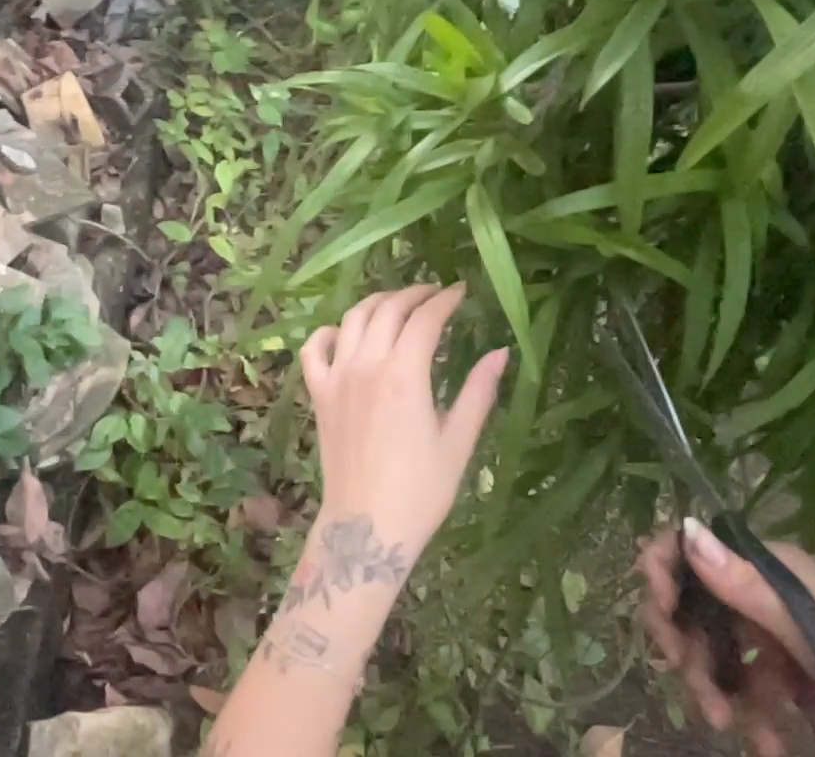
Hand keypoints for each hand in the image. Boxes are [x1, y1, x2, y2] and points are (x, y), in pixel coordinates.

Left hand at [299, 283, 507, 547]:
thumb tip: (501, 351)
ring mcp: (336, 377)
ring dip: (376, 304)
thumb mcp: (458, 441)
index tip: (461, 291)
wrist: (367, 524)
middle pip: (387, 310)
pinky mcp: (318, 394)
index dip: (445, 300)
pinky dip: (328, 332)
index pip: (425, 319)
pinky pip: (314, 350)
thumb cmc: (421, 489)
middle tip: (434, 293)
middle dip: (413, 294)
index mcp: (404, 374)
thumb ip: (478, 391)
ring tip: (396, 304)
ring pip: (351, 320)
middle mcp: (366, 365)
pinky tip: (343, 333)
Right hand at [639, 520, 814, 756]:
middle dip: (686, 642)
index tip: (661, 610)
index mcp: (776, 570)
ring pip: (712, 648)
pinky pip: (741, 687)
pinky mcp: (788, 681)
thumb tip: (684, 527)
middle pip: (695, 601)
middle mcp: (769, 594)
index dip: (666, 569)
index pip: (696, 547)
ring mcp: (778, 638)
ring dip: (709, 686)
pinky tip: (763, 744)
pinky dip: (745, 716)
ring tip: (726, 726)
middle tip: (688, 679)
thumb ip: (749, 589)